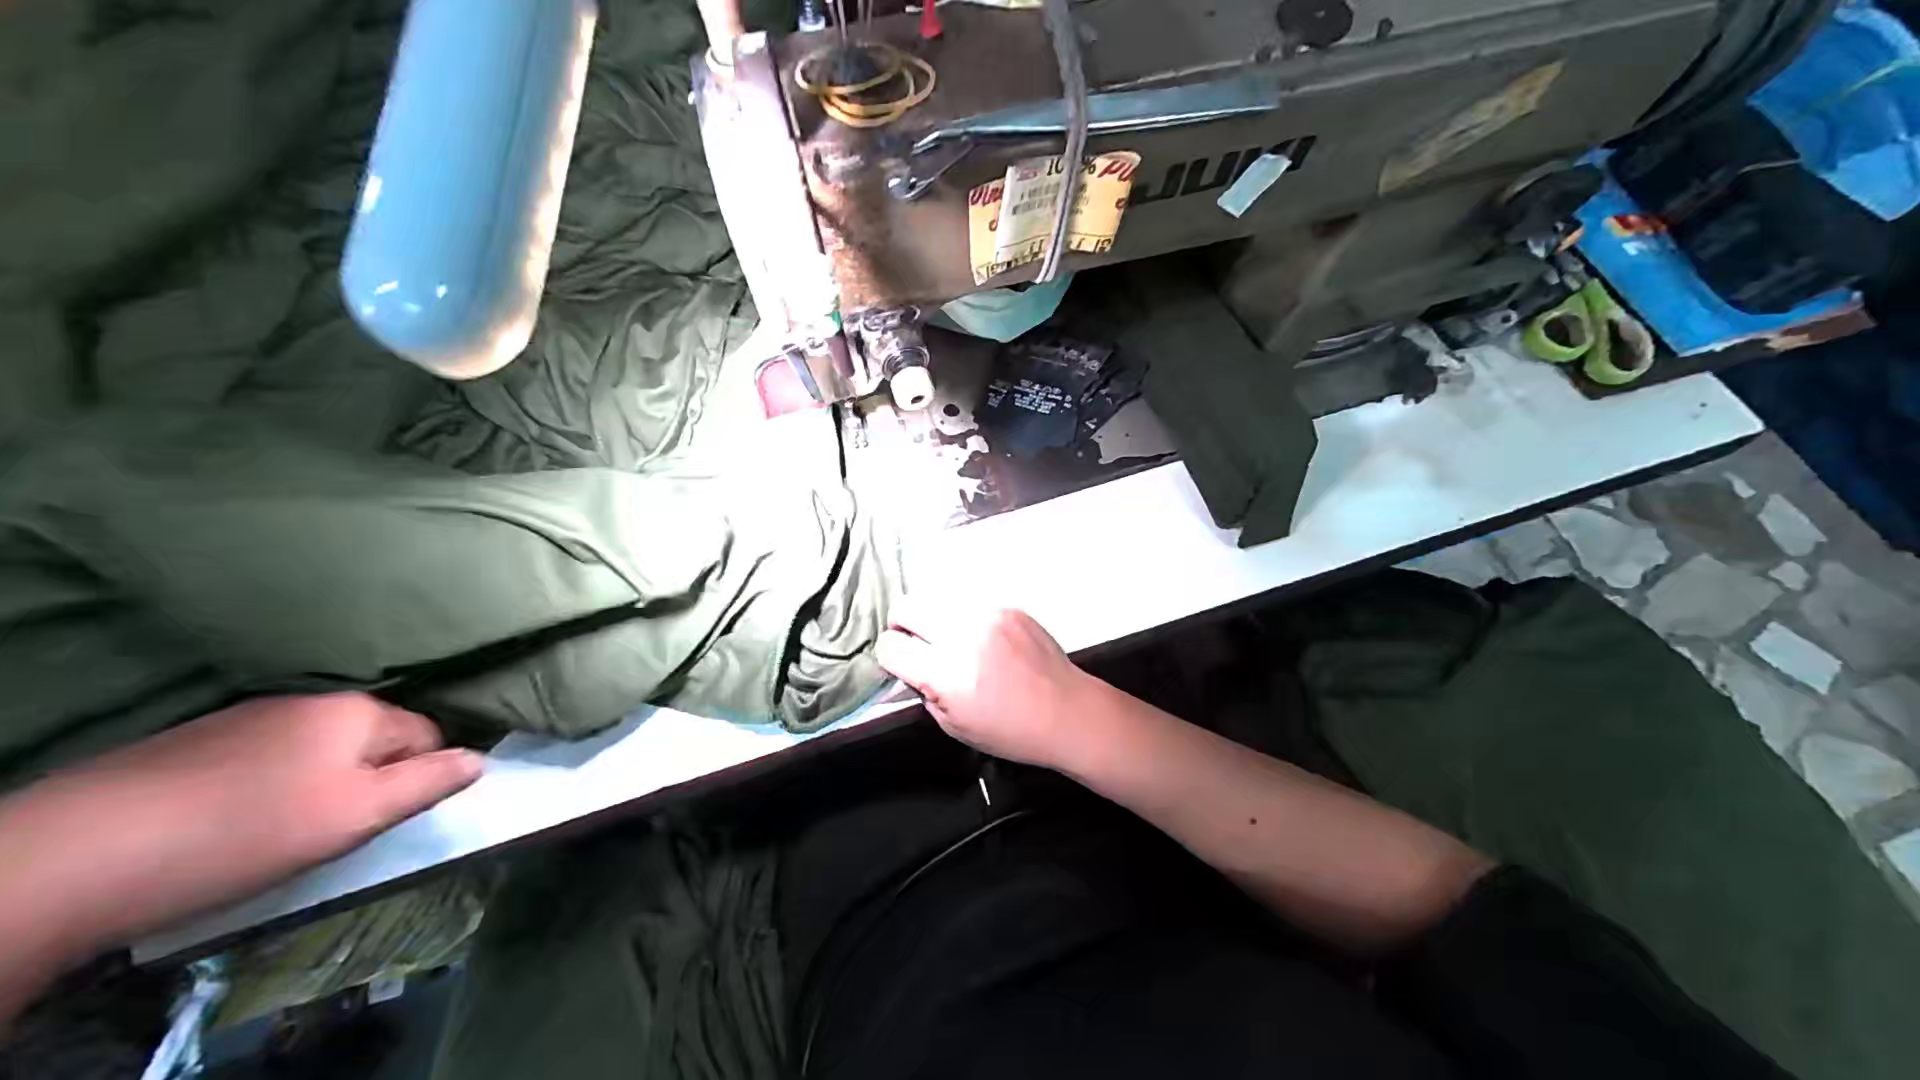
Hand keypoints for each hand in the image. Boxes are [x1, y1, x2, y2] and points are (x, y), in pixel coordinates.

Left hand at [0, 693, 481, 956]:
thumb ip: (428, 783)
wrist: (79, 854)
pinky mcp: (195, 742)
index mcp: (356, 711)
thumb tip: (481, 759)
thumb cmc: (248, 832)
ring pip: (317, 749)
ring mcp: (248, 717)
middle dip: (370, 777)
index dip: (422, 775)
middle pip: (371, 739)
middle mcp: (310, 702)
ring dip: (318, 781)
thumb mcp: (357, 815)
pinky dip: (267, 785)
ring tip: (281, 830)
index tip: (389, 817)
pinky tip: (232, 822)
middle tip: (337, 828)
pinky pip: (265, 757)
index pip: (428, 734)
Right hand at [876, 604, 1094, 767]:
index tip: (900, 662)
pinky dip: (965, 618)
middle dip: (903, 625)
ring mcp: (988, 617)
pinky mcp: (1007, 608)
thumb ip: (924, 691)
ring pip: (937, 598)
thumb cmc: (1011, 731)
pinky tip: (982, 640)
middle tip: (916, 642)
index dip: (890, 655)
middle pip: (906, 606)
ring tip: (950, 640)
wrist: (1067, 712)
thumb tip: (907, 667)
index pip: (891, 646)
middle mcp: (964, 637)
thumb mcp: (955, 725)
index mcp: (947, 674)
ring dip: (934, 618)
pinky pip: (969, 602)